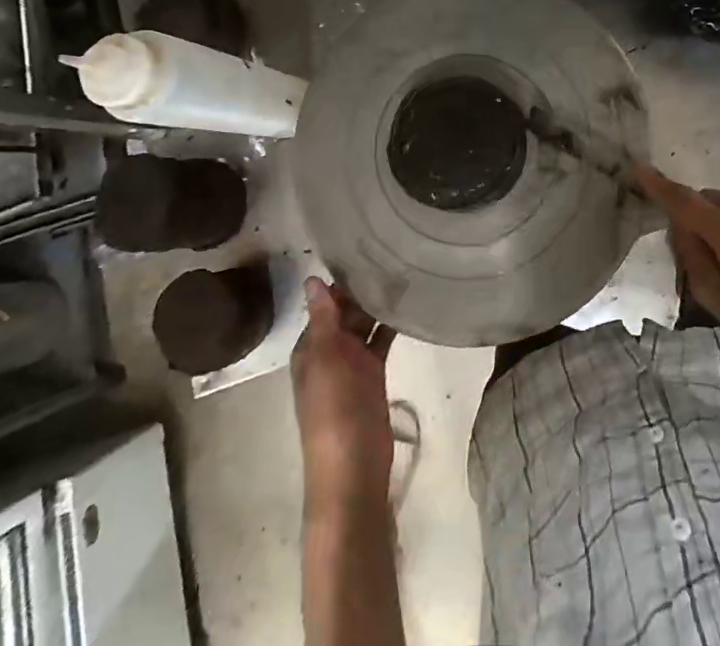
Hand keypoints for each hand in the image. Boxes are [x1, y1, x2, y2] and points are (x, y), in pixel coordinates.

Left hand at [292, 277, 396, 511]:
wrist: (354, 467)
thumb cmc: (334, 412)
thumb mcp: (325, 361)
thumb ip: (323, 319)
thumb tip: (312, 278)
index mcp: (310, 346)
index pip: (324, 304)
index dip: (341, 281)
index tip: (366, 250)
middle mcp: (329, 351)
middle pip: (345, 312)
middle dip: (362, 289)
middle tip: (393, 255)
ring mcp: (352, 364)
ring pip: (364, 325)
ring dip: (378, 305)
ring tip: (403, 272)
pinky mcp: (373, 375)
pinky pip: (380, 342)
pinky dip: (390, 326)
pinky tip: (409, 306)